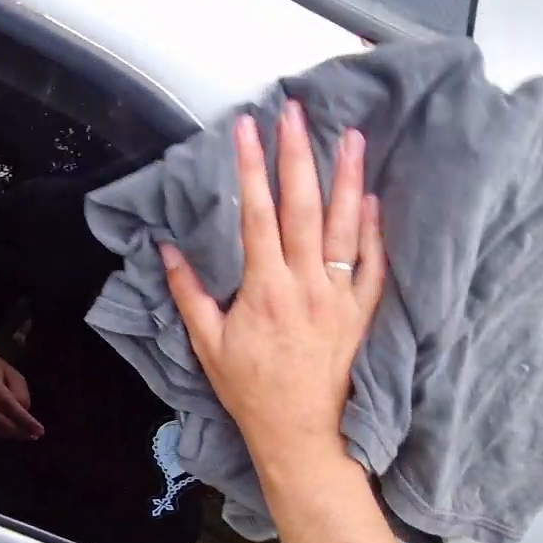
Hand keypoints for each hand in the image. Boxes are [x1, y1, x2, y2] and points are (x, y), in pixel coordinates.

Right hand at [0, 344, 43, 439]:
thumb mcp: (13, 373)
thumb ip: (20, 394)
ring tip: (21, 434)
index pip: (6, 403)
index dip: (22, 419)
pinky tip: (5, 430)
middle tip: (30, 436)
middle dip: (13, 429)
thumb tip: (23, 418)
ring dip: (4, 432)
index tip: (38, 431)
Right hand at [161, 105, 385, 473]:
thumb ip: (189, 294)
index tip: (248, 129)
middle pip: (303, 208)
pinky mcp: (362, 311)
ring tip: (350, 135)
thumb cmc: (249, 389)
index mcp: (265, 290)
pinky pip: (374, 262)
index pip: (258, 215)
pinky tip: (372, 195)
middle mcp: (307, 285)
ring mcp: (340, 296)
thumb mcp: (208, 344)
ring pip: (347, 226)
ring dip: (346, 177)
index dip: (252, 169)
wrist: (299, 430)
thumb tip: (167, 250)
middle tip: (297, 112)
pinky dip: (375, 226)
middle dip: (298, 155)